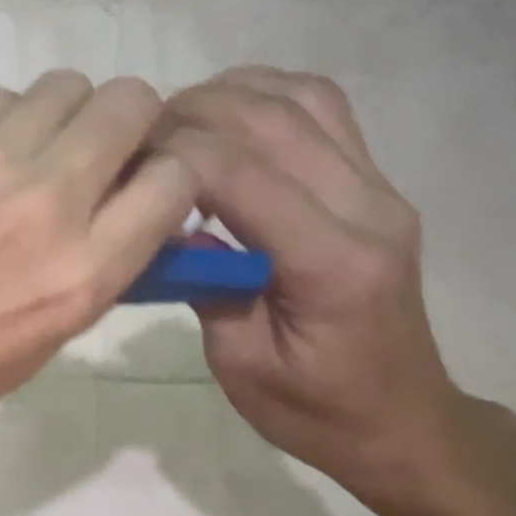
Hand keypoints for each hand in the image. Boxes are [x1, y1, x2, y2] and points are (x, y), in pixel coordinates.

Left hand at [0, 72, 196, 460]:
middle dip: (129, 128)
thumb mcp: (40, 349)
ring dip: (65, 117)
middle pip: (128, 104)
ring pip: (63, 86)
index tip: (146, 192)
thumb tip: (129, 227)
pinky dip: (4, 117)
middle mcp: (47, 204)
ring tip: (37, 156)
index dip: (171, 179)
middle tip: (99, 161)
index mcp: (83, 273)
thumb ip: (94, 278)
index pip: (176, 177)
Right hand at [155, 66, 463, 504]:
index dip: (169, 158)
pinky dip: (265, 100)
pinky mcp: (376, 187)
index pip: (239, 174)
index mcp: (329, 263)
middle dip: (188, 117)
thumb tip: (163, 227)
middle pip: (270, 120)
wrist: (397, 419)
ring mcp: (380, 190)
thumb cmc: (311, 409)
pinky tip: (222, 122)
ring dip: (228, 96)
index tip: (117, 173)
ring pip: (302, 99)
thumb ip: (207, 286)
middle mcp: (366, 208)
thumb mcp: (239, 364)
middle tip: (129, 145)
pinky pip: (324, 113)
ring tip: (169, 127)